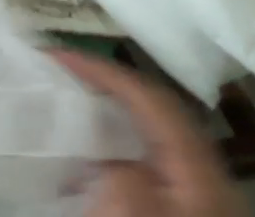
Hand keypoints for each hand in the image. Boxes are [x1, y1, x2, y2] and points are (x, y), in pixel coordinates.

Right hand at [53, 51, 248, 216]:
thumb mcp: (127, 215)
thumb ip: (122, 174)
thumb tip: (110, 157)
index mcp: (198, 174)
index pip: (152, 100)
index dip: (102, 70)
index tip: (50, 55)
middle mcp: (203, 179)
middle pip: (155, 114)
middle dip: (103, 86)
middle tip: (54, 73)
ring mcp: (193, 199)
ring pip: (148, 137)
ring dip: (103, 114)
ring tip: (58, 105)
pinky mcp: (176, 212)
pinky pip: (141, 162)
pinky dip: (107, 145)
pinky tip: (77, 156)